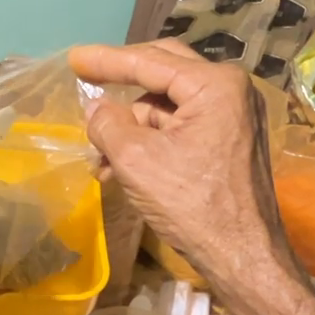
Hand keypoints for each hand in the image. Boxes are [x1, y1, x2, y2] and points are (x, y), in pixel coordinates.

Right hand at [69, 41, 299, 295]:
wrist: (241, 255)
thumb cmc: (191, 204)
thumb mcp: (135, 159)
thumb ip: (107, 123)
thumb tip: (95, 108)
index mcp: (215, 85)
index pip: (150, 61)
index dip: (106, 60)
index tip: (73, 58)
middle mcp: (231, 90)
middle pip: (163, 71)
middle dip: (121, 82)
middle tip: (86, 80)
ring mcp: (234, 115)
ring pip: (168, 103)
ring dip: (132, 123)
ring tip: (99, 155)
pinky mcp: (230, 140)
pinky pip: (180, 125)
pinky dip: (150, 138)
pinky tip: (122, 164)